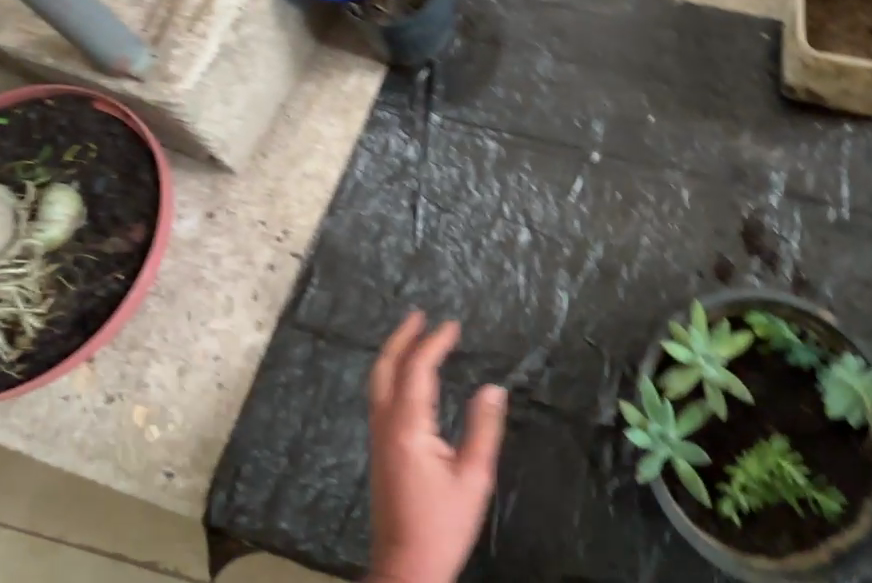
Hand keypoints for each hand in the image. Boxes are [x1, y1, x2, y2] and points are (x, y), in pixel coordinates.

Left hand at [367, 312, 507, 582]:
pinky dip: (391, 374)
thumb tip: (493, 388)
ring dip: (394, 354)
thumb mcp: (474, 478)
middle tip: (419, 314)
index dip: (434, 343)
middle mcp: (386, 426)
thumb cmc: (443, 525)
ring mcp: (378, 439)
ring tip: (413, 335)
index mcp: (409, 428)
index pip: (417, 370)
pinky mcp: (379, 451)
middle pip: (385, 369)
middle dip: (401, 338)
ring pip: (378, 383)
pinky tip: (407, 377)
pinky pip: (380, 398)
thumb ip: (483, 429)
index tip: (451, 325)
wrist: (406, 566)